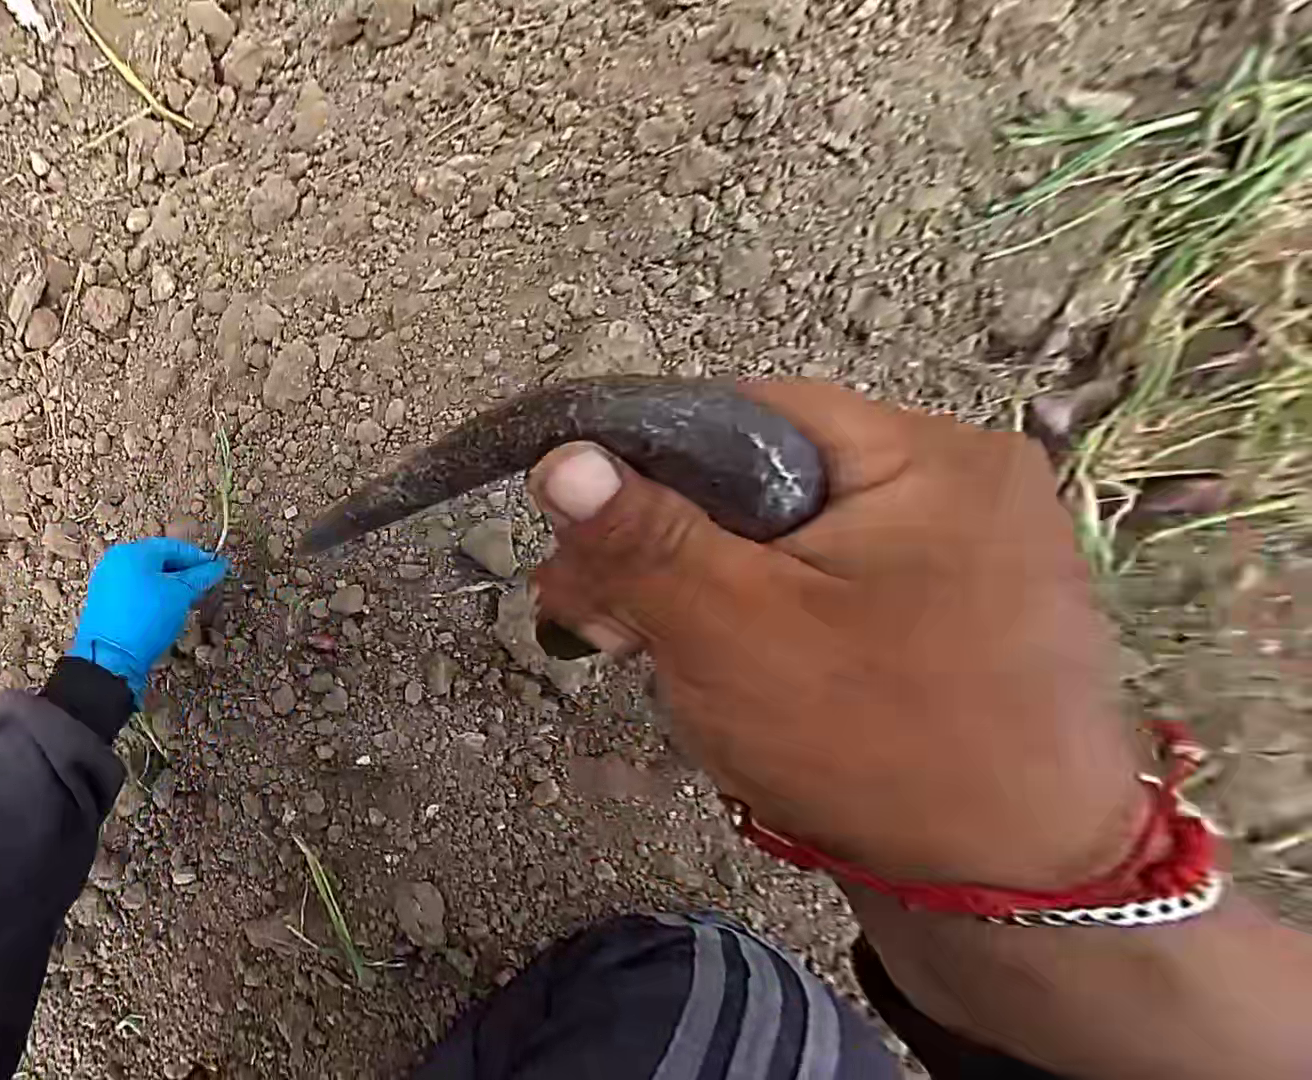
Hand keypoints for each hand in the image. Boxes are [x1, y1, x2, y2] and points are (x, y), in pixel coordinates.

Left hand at [67, 538, 227, 705]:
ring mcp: (107, 581)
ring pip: (147, 576)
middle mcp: (117, 560)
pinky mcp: (104, 601)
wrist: (111, 657)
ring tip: (188, 599)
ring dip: (170, 585)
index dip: (199, 558)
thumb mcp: (181, 594)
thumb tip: (219, 565)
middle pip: (159, 560)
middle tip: (204, 585)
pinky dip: (153, 595)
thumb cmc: (148, 618)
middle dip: (184, 572)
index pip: (174, 547)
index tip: (217, 568)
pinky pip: (135, 590)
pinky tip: (166, 609)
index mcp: (134, 552)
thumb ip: (201, 576)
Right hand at [526, 381, 1144, 889]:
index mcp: (917, 457)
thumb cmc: (869, 742)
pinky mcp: (897, 595)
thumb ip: (640, 538)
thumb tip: (556, 459)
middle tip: (584, 601)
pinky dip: (711, 601)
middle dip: (644, 542)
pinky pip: (776, 571)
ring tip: (613, 632)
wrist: (998, 896)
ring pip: (746, 530)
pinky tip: (662, 639)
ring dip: (666, 578)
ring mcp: (918, 543)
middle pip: (736, 478)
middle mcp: (928, 482)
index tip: (578, 528)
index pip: (737, 415)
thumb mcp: (732, 627)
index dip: (640, 464)